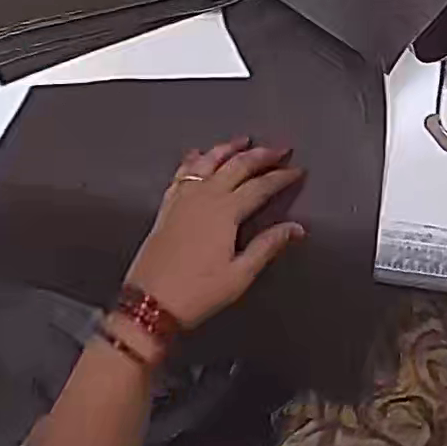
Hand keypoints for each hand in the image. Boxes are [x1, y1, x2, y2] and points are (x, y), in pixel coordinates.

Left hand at [124, 138, 306, 332]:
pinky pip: (183, 173)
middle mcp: (205, 197)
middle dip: (262, 155)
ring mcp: (183, 198)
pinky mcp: (167, 206)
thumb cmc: (198, 292)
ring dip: (228, 148)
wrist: (148, 304)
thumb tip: (297, 228)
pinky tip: (198, 154)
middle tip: (280, 149)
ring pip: (209, 162)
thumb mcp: (240, 274)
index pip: (261, 186)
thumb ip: (268, 246)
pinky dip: (194, 160)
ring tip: (244, 140)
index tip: (298, 170)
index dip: (281, 176)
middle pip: (237, 165)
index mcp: (226, 211)